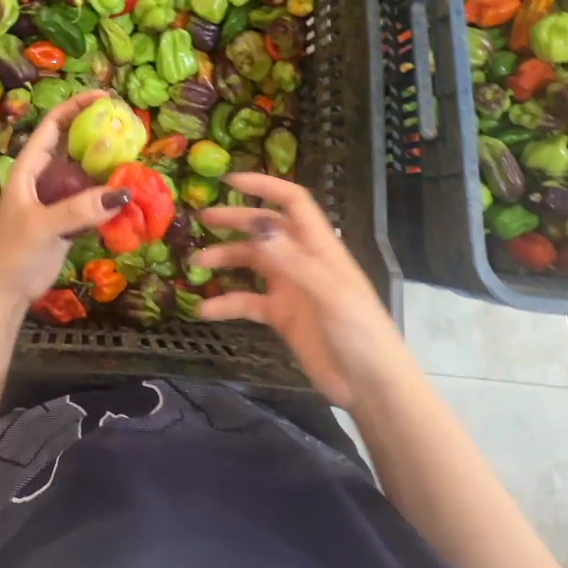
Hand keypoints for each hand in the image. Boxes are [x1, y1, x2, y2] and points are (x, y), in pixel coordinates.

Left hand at [0, 91, 128, 308]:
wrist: (3, 291)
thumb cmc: (12, 252)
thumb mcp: (42, 227)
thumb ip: (78, 210)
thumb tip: (120, 193)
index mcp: (29, 168)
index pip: (53, 126)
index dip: (76, 107)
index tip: (104, 97)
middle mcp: (44, 177)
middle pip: (74, 145)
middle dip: (99, 132)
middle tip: (130, 125)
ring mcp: (57, 199)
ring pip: (86, 173)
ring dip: (108, 165)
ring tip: (137, 155)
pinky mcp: (68, 220)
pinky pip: (93, 200)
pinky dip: (110, 196)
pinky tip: (132, 194)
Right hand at [195, 173, 405, 408]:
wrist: (371, 386)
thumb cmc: (361, 333)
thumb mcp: (330, 293)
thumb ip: (293, 260)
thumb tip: (258, 226)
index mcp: (319, 247)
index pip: (292, 202)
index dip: (264, 186)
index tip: (230, 181)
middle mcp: (302, 260)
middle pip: (264, 229)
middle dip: (234, 220)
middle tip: (201, 219)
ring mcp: (290, 288)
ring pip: (251, 262)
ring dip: (224, 259)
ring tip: (196, 263)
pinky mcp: (281, 316)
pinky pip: (247, 301)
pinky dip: (225, 303)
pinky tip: (205, 310)